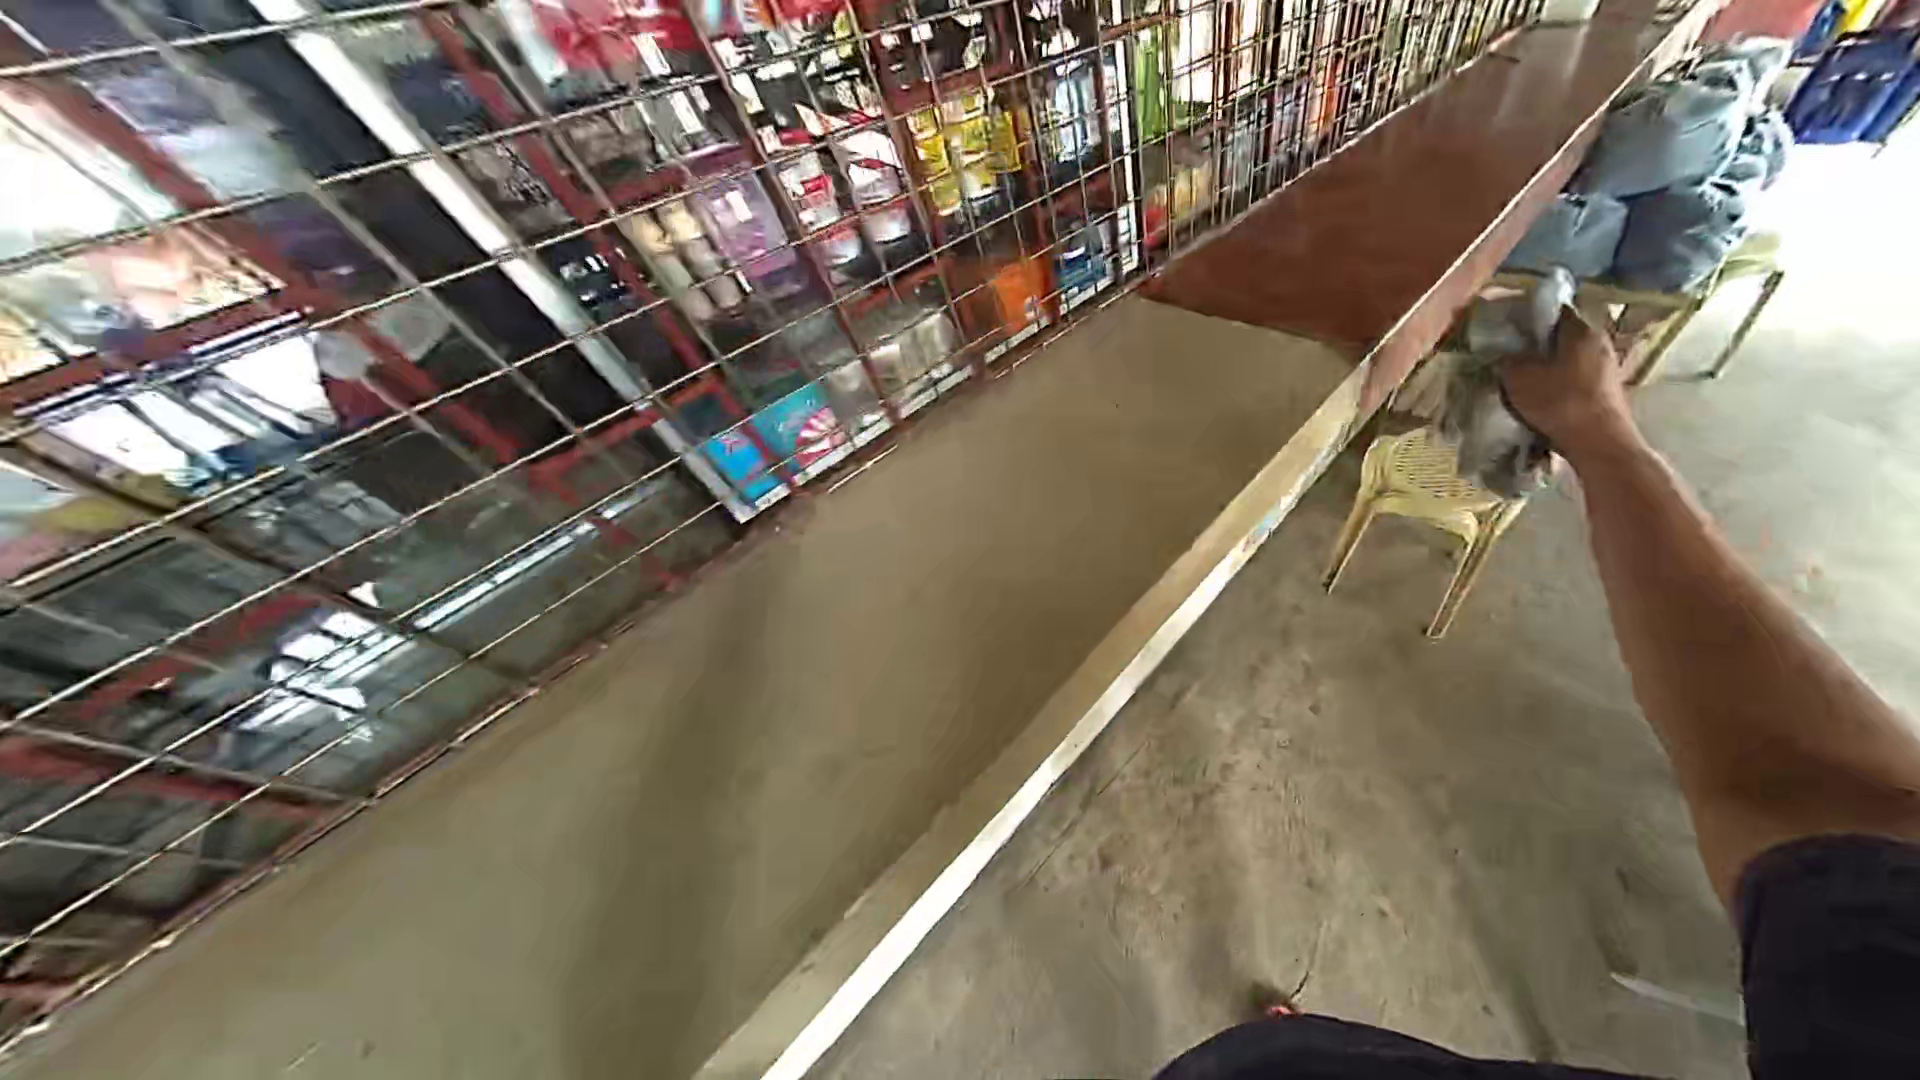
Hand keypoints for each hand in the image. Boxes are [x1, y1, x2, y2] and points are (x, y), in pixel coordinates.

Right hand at [1500, 307, 1640, 459]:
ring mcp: (1607, 366)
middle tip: (1511, 352)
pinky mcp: (1605, 387)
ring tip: (1523, 375)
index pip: (1556, 311)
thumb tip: (1506, 353)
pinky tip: (1542, 392)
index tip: (1509, 326)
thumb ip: (1509, 360)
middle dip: (1539, 343)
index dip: (1531, 317)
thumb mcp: (1518, 378)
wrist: (1596, 439)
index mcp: (1581, 332)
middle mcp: (1600, 342)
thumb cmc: (1558, 401)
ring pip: (1570, 356)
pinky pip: (1576, 375)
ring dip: (1549, 363)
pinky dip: (1558, 379)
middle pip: (1564, 335)